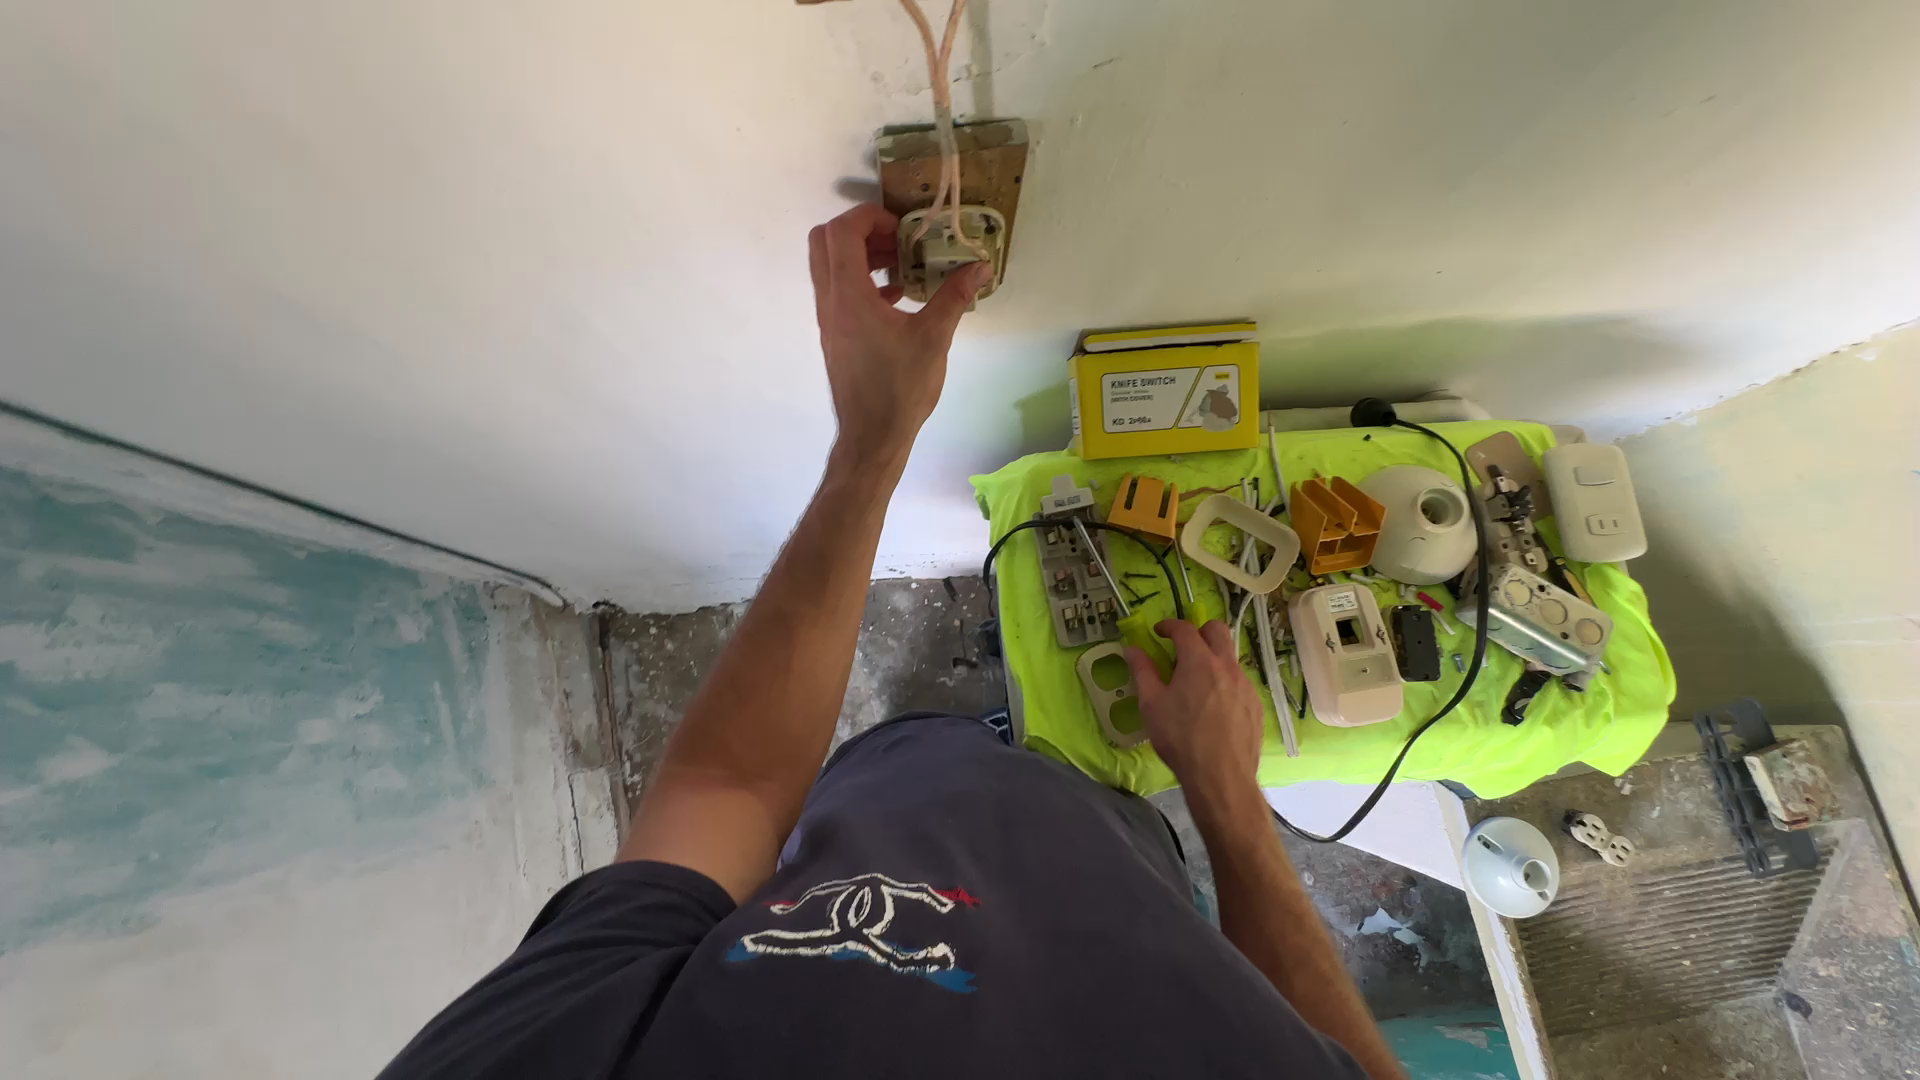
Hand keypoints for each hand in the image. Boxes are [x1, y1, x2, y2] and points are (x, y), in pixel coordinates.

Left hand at [808, 203, 992, 464]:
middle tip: (896, 243)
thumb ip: (954, 297)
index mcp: (849, 296)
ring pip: (829, 269)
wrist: (873, 436)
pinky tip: (896, 300)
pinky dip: (860, 283)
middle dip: (860, 232)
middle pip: (824, 242)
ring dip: (860, 257)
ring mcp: (828, 322)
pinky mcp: (835, 338)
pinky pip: (838, 294)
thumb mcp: (933, 339)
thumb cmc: (900, 388)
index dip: (869, 217)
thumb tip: (981, 268)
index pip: (841, 231)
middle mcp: (830, 303)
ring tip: (901, 268)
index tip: (901, 228)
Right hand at [1124, 620, 1265, 800]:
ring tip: (1197, 682)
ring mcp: (1245, 685)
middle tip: (1183, 647)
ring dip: (1213, 658)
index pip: (1185, 629)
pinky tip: (1214, 706)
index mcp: (1199, 661)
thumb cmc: (1180, 738)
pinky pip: (1240, 682)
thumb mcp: (1152, 704)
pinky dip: (1224, 682)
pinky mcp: (1255, 705)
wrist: (1221, 777)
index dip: (1169, 625)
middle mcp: (1226, 666)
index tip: (1159, 632)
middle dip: (1199, 631)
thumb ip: (1142, 671)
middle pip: (1217, 630)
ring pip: (1231, 657)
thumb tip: (1132, 649)